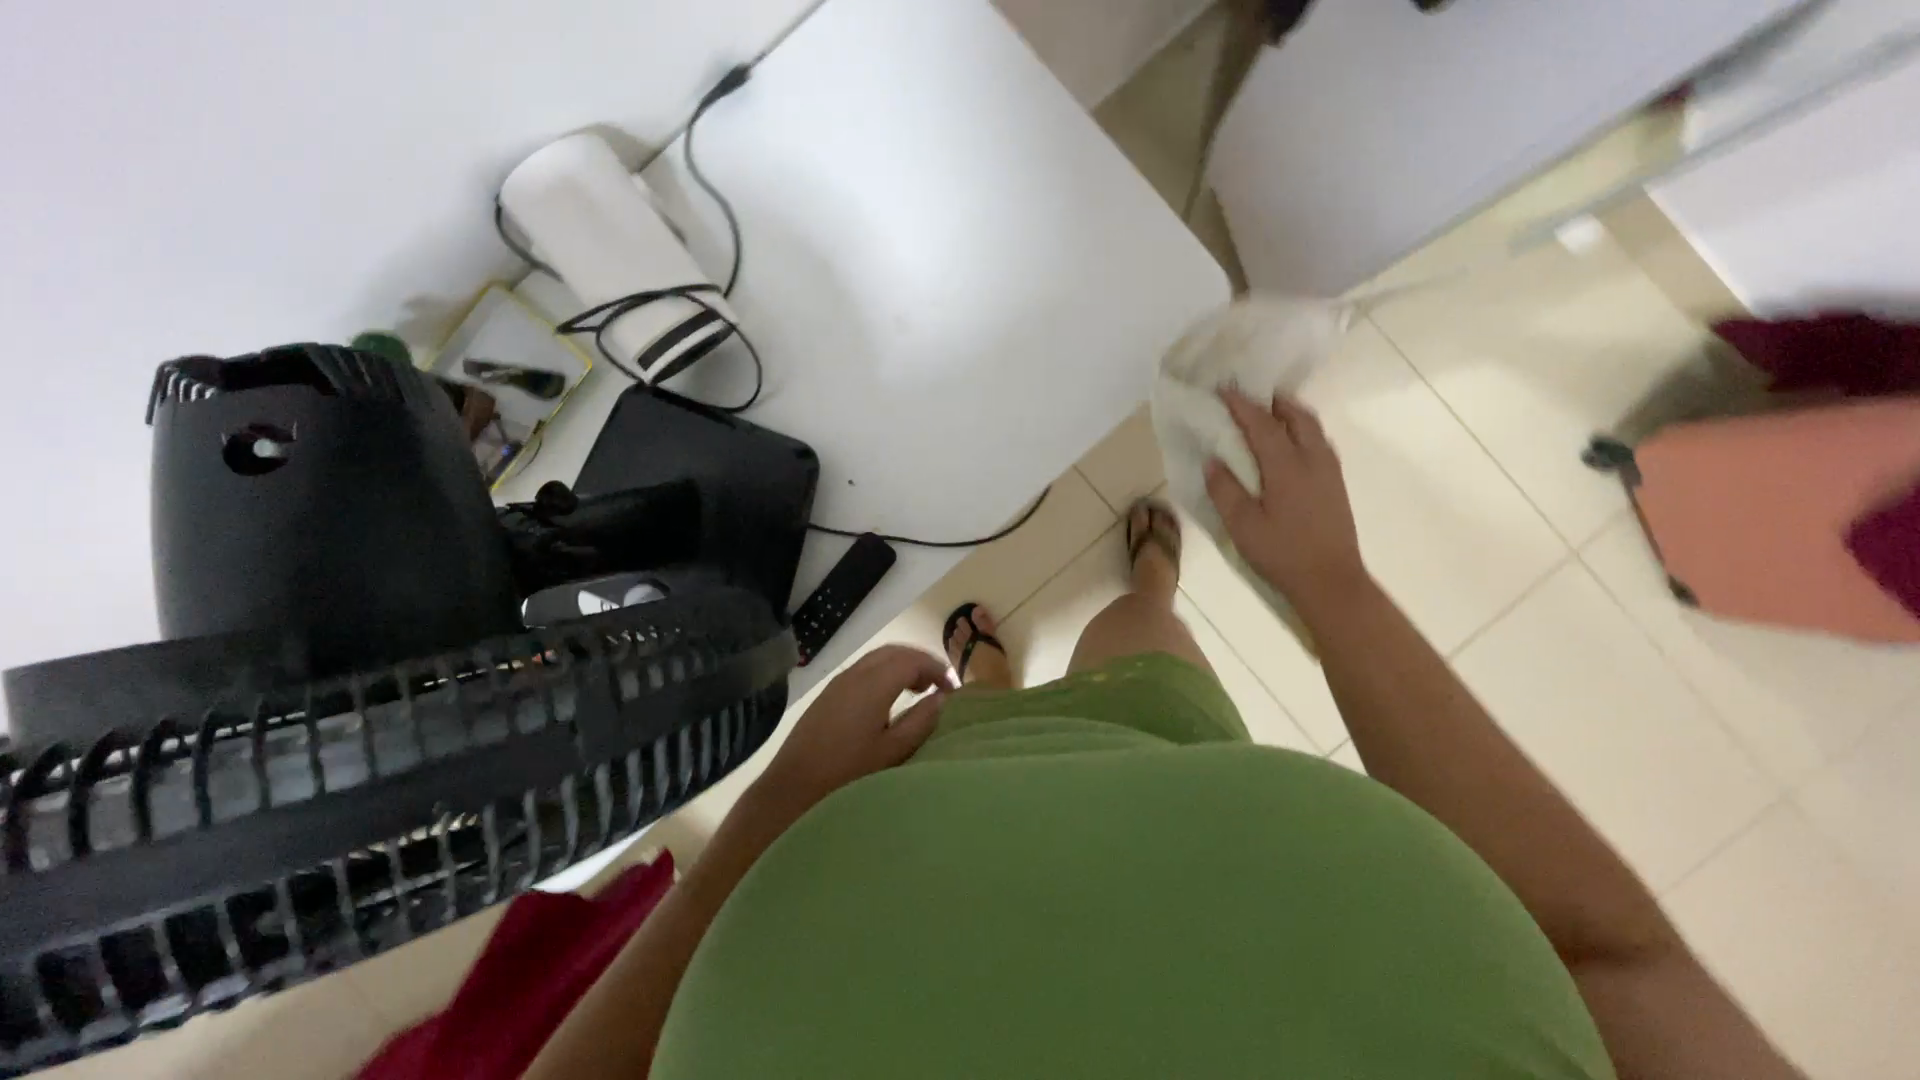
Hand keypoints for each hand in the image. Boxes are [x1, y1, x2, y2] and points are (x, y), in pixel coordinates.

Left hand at [750, 645, 951, 820]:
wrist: (793, 789)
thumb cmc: (848, 773)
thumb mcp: (893, 751)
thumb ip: (921, 721)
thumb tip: (942, 698)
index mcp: (873, 684)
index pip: (912, 660)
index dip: (936, 669)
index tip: (954, 688)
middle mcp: (854, 674)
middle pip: (893, 652)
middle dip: (919, 662)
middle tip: (939, 685)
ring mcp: (837, 683)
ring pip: (876, 660)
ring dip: (901, 667)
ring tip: (918, 691)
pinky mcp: (827, 696)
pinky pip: (863, 671)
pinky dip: (883, 675)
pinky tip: (890, 701)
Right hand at [1205, 390, 1371, 609]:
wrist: (1331, 581)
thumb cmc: (1282, 553)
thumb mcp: (1242, 525)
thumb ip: (1225, 490)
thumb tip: (1213, 460)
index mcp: (1286, 465)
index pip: (1261, 423)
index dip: (1241, 404)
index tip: (1223, 389)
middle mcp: (1312, 459)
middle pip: (1295, 416)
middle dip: (1272, 401)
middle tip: (1250, 395)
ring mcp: (1329, 471)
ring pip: (1312, 427)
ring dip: (1290, 414)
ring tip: (1271, 414)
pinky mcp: (1336, 484)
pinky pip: (1319, 442)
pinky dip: (1303, 431)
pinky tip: (1291, 445)